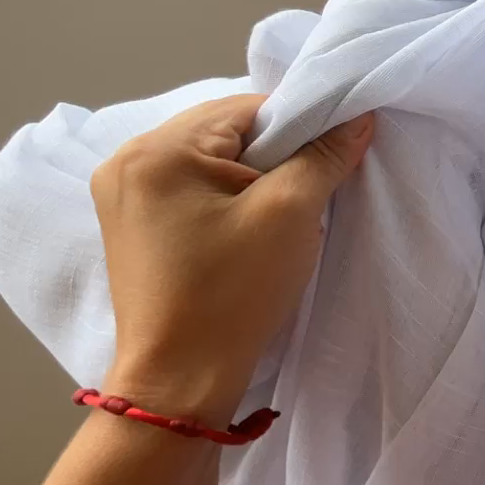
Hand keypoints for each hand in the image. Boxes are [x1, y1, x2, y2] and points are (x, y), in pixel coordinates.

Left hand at [91, 95, 374, 424]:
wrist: (183, 375)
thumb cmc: (235, 289)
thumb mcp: (292, 212)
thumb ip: (326, 154)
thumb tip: (360, 116)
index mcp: (157, 150)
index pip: (250, 109)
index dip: (302, 126)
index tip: (331, 161)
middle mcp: (128, 161)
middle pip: (229, 130)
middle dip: (278, 152)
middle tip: (309, 190)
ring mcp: (124, 194)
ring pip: (216, 158)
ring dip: (259, 174)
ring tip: (283, 212)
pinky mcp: (135, 222)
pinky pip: (198, 184)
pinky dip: (234, 194)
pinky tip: (251, 225)